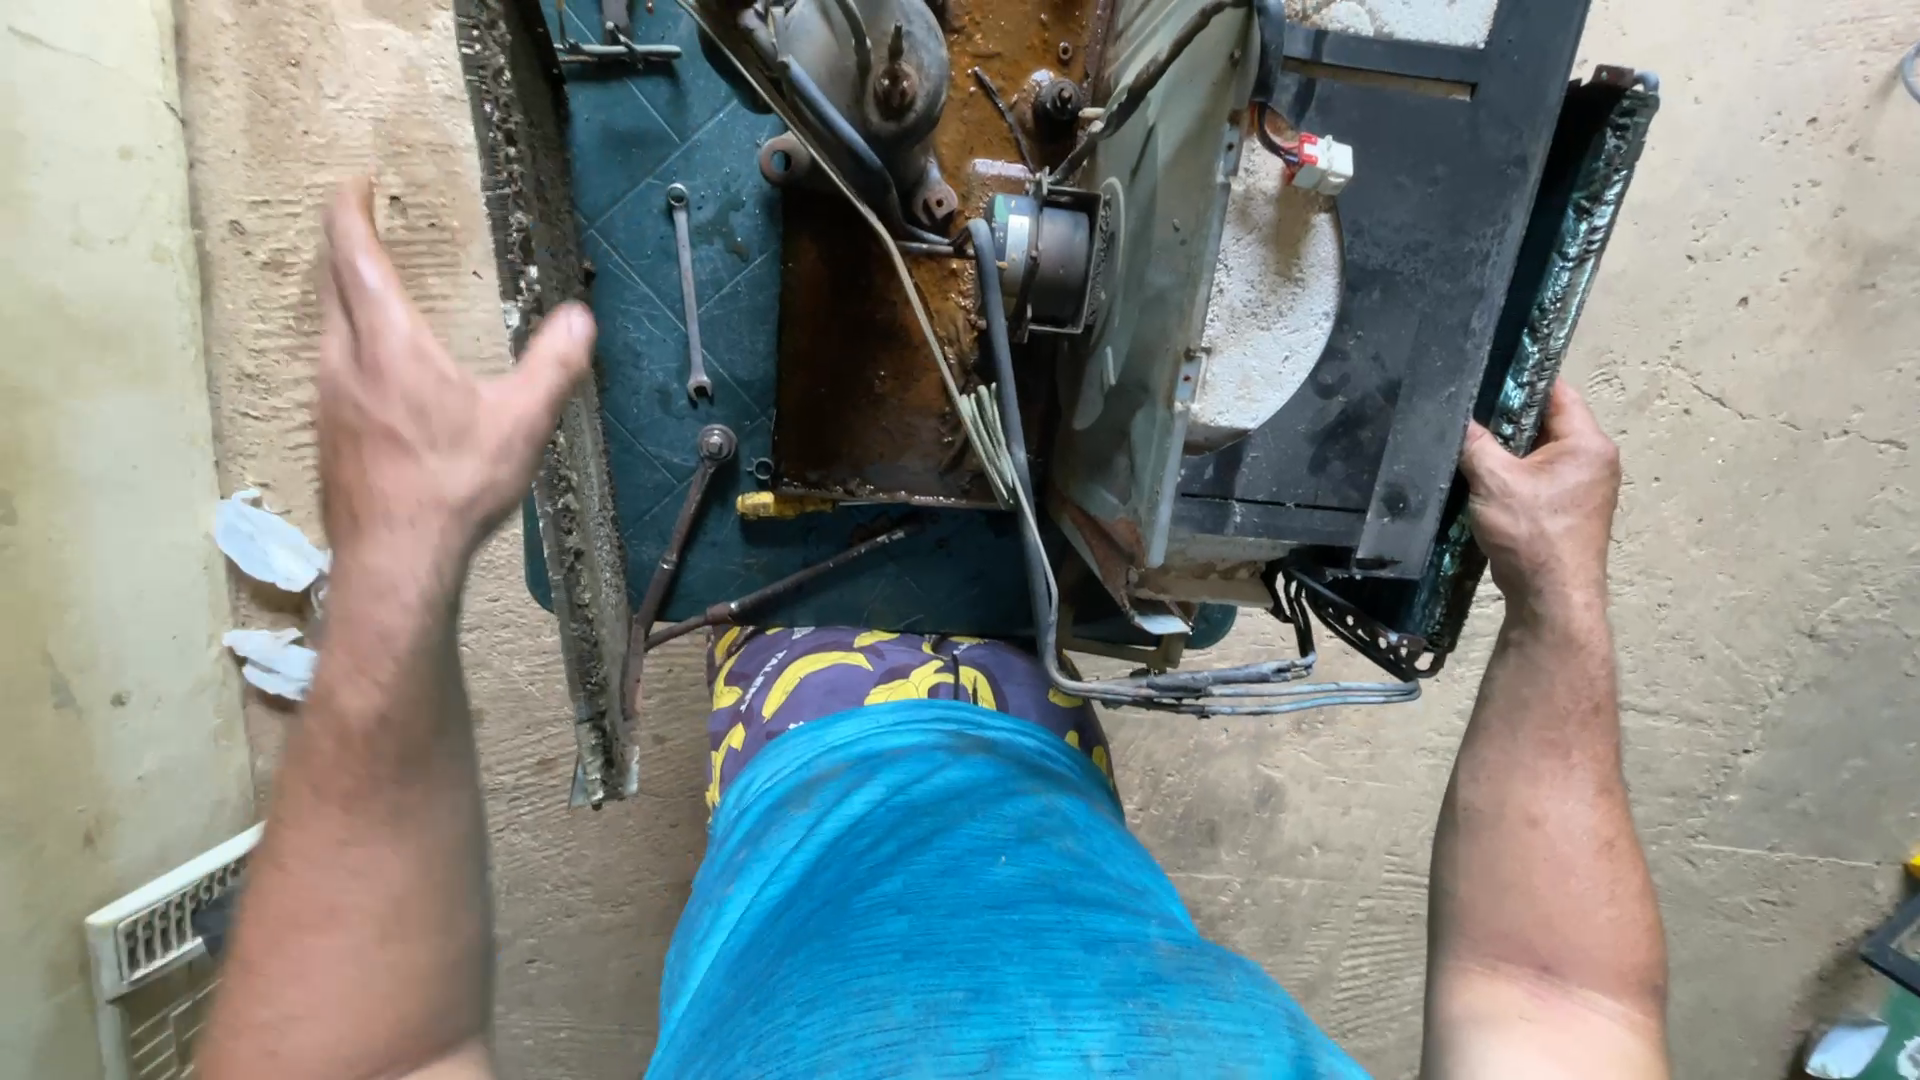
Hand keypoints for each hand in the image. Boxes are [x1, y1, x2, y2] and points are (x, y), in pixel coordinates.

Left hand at [316, 179, 593, 577]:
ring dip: (347, 296)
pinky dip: (352, 343)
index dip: (349, 210)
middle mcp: (345, 359)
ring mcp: (329, 396)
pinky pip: (335, 365)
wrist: (396, 554)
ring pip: (329, 326)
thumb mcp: (523, 421)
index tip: (356, 182)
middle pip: (332, 284)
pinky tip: (380, 373)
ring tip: (376, 293)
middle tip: (365, 226)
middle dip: (345, 246)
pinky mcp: (330, 429)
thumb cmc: (458, 482)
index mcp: (390, 344)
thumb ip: (554, 365)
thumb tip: (581, 317)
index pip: (354, 255)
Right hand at [1458, 381, 1620, 618]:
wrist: (1550, 592)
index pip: (1558, 394)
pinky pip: (1535, 477)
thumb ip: (1475, 444)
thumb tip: (1457, 419)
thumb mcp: (1494, 480)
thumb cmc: (1531, 530)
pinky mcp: (1566, 509)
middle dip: (1507, 418)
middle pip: (1546, 423)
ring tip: (1467, 442)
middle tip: (1465, 411)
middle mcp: (1594, 460)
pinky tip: (1481, 477)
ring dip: (1507, 449)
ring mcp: (1583, 486)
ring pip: (1537, 452)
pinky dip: (1511, 473)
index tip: (1485, 374)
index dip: (1522, 380)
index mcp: (1588, 444)